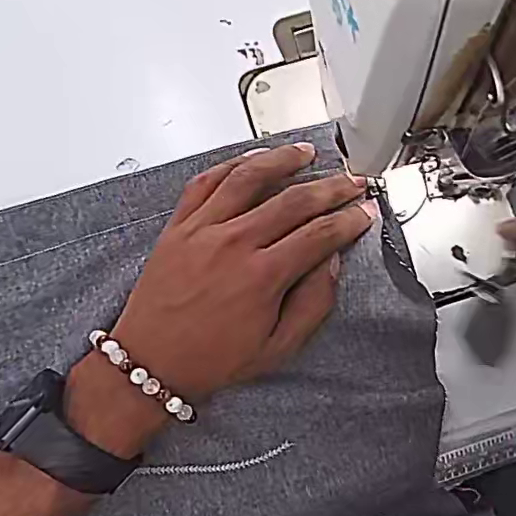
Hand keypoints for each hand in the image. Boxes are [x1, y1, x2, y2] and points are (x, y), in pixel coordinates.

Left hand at [63, 143, 372, 455]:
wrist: (152, 362)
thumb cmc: (210, 359)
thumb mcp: (276, 348)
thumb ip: (311, 305)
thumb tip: (331, 266)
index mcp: (262, 277)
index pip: (319, 234)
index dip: (349, 220)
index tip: (364, 213)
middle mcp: (234, 244)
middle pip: (294, 200)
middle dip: (331, 187)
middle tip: (352, 182)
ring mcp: (203, 230)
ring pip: (249, 178)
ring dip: (283, 160)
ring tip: (306, 153)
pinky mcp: (179, 227)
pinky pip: (206, 182)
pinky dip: (232, 164)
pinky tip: (251, 159)